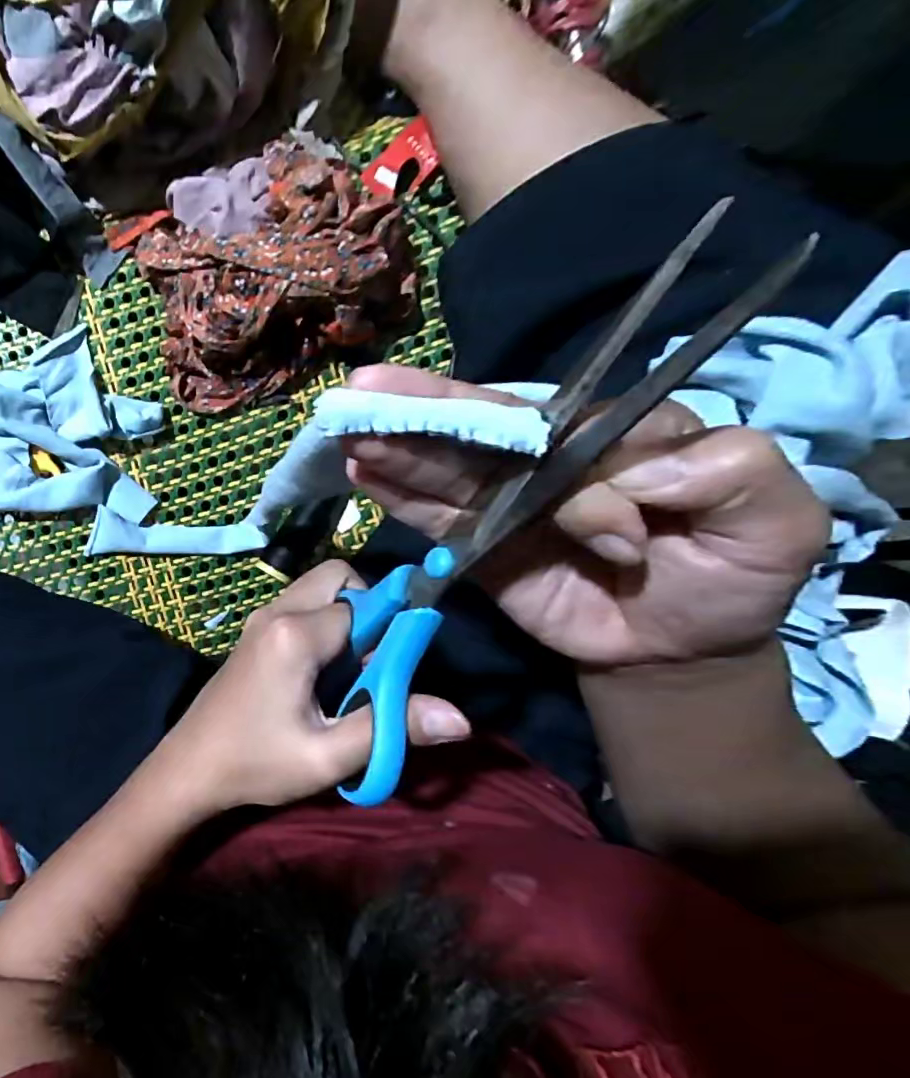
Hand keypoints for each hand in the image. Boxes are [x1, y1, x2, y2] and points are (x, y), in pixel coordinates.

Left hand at [168, 560, 471, 809]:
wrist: (190, 766)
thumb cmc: (255, 762)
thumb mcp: (328, 755)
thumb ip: (392, 727)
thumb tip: (461, 718)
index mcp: (292, 634)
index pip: (366, 605)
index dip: (392, 634)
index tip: (394, 674)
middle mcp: (273, 614)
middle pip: (338, 578)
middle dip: (370, 609)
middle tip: (370, 665)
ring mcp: (258, 622)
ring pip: (318, 592)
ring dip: (345, 621)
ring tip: (346, 678)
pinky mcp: (253, 636)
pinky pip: (299, 610)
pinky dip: (322, 627)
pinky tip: (320, 678)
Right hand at [340, 365, 830, 666]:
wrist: (668, 648)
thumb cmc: (728, 577)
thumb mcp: (772, 522)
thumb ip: (729, 473)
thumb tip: (630, 472)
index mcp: (612, 439)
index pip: (559, 425)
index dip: (538, 442)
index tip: (570, 502)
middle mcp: (546, 461)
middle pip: (477, 427)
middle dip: (421, 406)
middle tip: (364, 389)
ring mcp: (501, 500)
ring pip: (442, 466)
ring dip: (392, 447)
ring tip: (346, 430)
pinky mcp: (470, 539)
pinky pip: (427, 513)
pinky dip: (392, 493)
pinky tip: (356, 471)